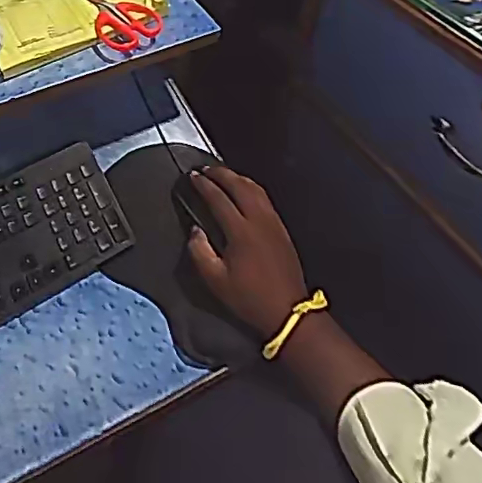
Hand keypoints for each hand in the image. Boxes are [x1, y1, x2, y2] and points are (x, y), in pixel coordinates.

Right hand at [184, 164, 310, 337]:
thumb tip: (195, 230)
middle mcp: (259, 221)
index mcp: (241, 232)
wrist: (289, 313)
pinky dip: (251, 188)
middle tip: (206, 169)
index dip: (204, 185)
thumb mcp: (215, 280)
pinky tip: (244, 190)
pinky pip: (265, 199)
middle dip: (221, 174)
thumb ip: (200, 252)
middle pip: (240, 186)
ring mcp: (274, 224)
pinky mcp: (282, 230)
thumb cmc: (249, 298)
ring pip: (256, 190)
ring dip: (237, 178)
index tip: (193, 176)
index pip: (219, 199)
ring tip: (223, 175)